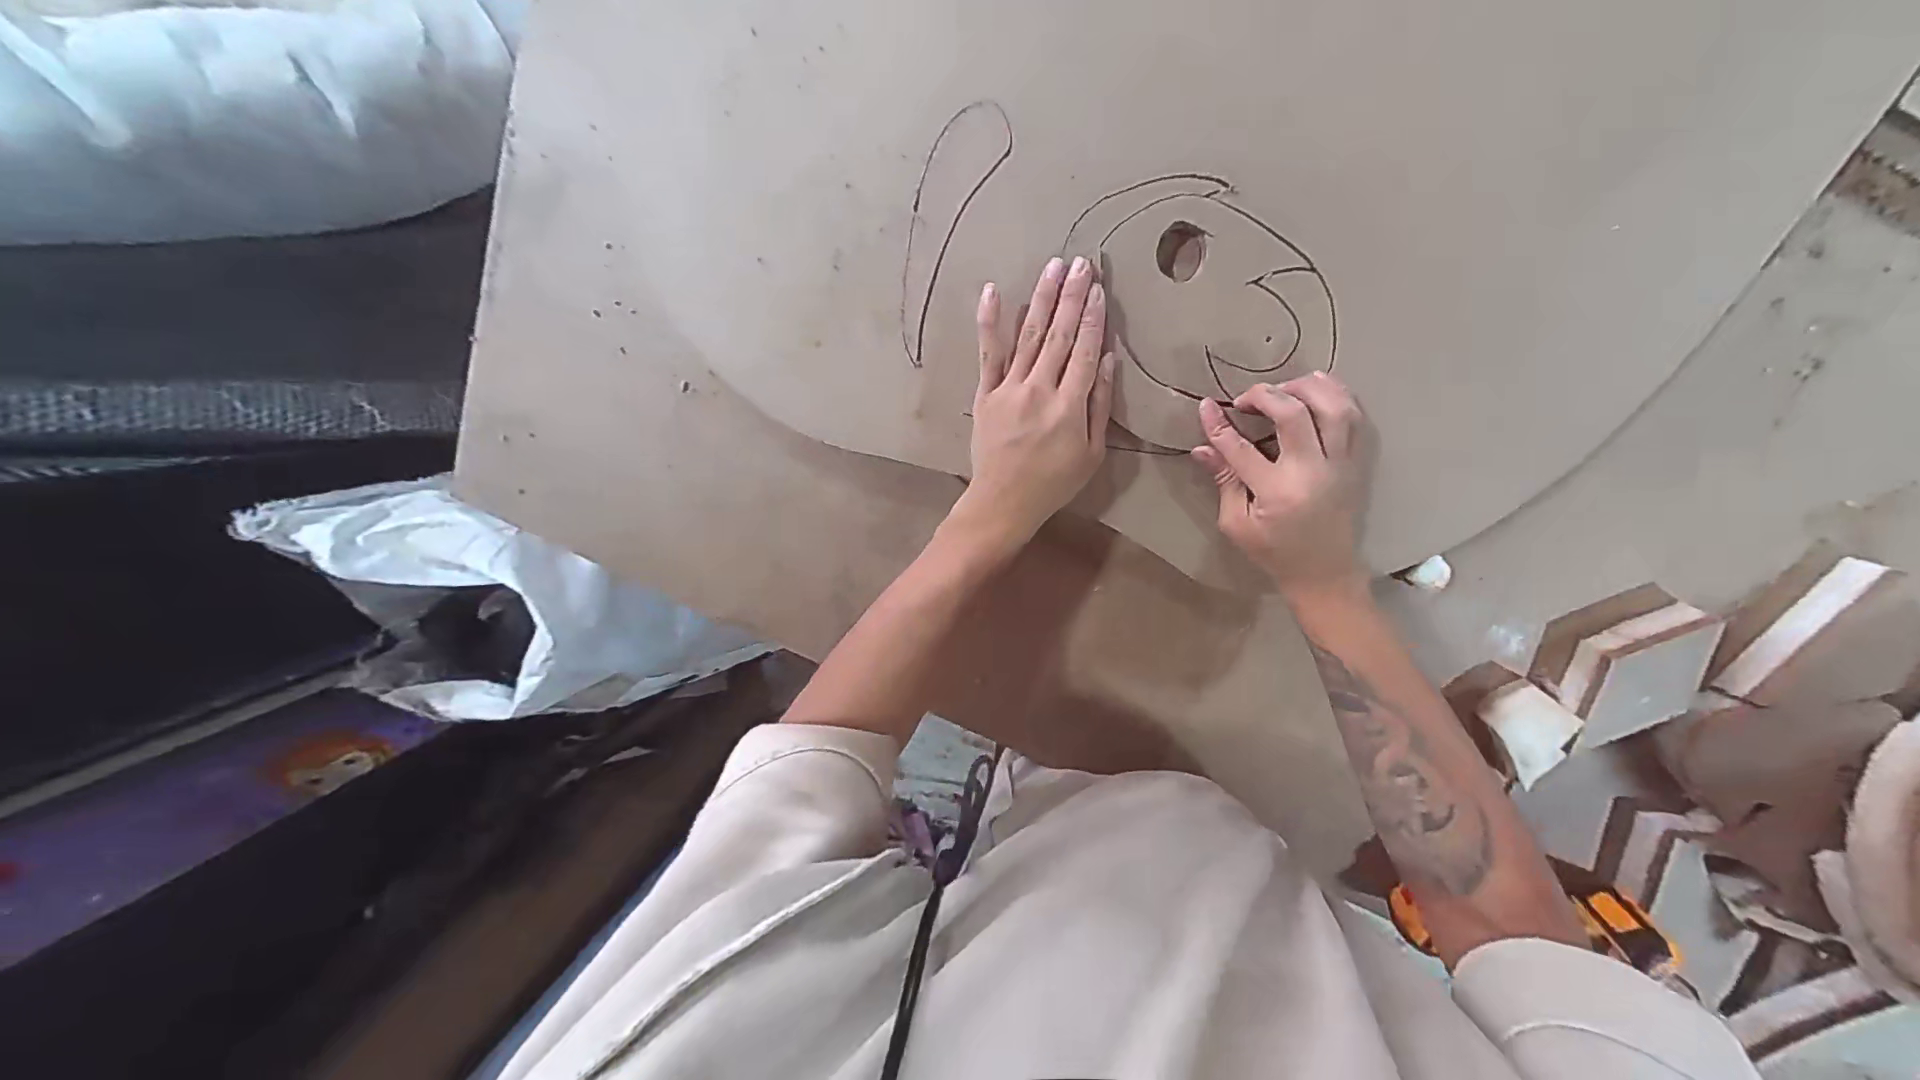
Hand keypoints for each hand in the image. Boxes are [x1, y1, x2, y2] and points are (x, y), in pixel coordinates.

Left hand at [956, 255, 1114, 547]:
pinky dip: (990, 322)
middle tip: (1081, 262)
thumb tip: (1107, 361)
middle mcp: (1039, 390)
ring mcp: (1008, 389)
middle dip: (1072, 295)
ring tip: (1053, 266)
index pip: (1084, 351)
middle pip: (1059, 335)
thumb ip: (1100, 406)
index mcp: (1069, 406)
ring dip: (1041, 298)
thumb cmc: (1053, 482)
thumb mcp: (1091, 453)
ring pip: (1028, 336)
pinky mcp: (985, 394)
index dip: (1093, 317)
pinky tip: (993, 291)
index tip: (1099, 288)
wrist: (1003, 501)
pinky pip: (988, 353)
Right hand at [1191, 372, 1372, 597]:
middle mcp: (1313, 472)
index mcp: (1277, 492)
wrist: (1325, 571)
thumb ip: (1224, 481)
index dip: (1219, 424)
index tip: (1205, 405)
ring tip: (1282, 388)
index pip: (1241, 448)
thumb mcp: (1237, 524)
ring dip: (1306, 387)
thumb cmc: (1274, 551)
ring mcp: (1341, 464)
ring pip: (1333, 406)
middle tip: (1245, 399)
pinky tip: (1315, 390)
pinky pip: (1355, 416)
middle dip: (1265, 395)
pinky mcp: (1357, 461)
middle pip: (1293, 413)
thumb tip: (1202, 448)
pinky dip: (1336, 395)